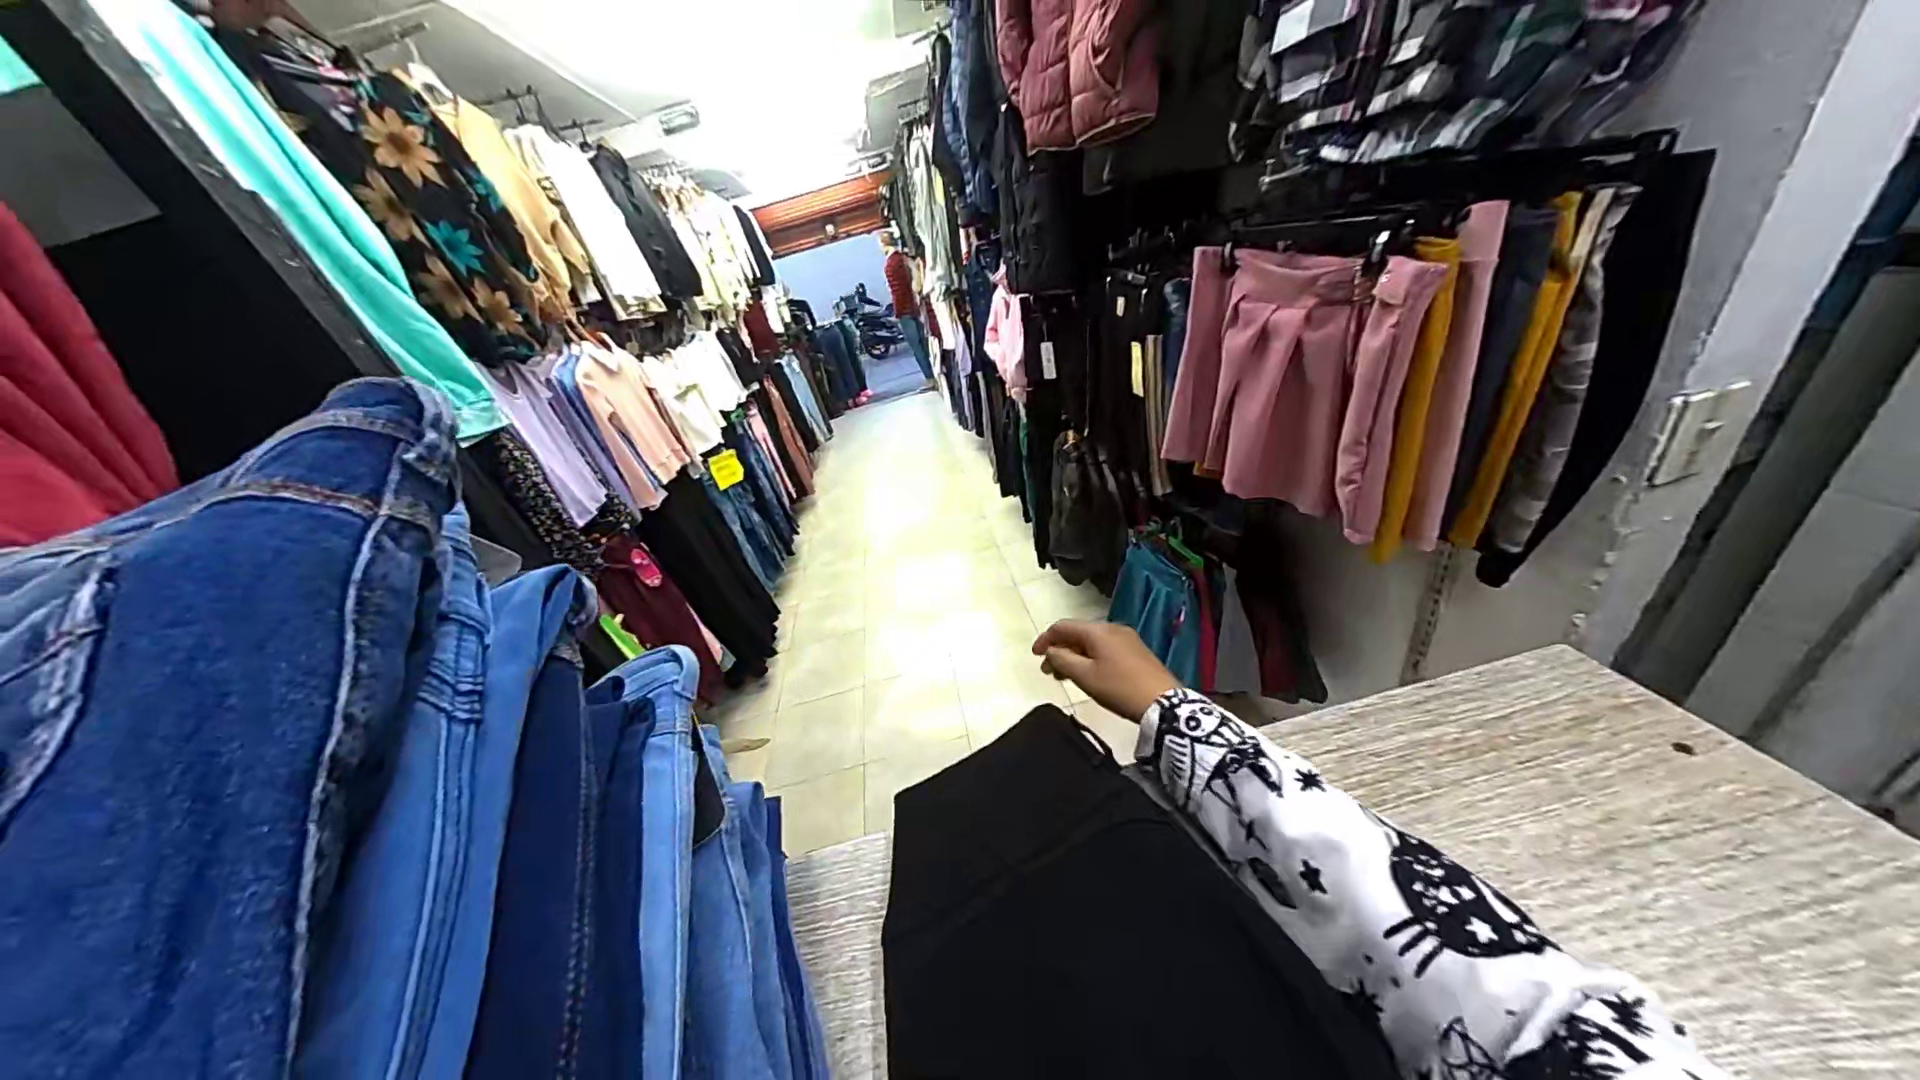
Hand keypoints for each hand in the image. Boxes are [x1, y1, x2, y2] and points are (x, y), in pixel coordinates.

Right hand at [1031, 620, 1179, 720]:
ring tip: (1066, 676)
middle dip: (1060, 650)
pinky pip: (1105, 649)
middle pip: (1078, 633)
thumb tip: (1051, 650)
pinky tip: (1088, 674)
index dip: (1045, 639)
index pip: (1063, 626)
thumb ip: (1062, 659)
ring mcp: (1127, 639)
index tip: (1035, 656)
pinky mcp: (1137, 651)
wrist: (1163, 703)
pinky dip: (1090, 658)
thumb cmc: (1118, 688)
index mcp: (1097, 630)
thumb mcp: (1084, 676)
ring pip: (1092, 642)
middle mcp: (1112, 628)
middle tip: (1049, 671)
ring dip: (1075, 656)